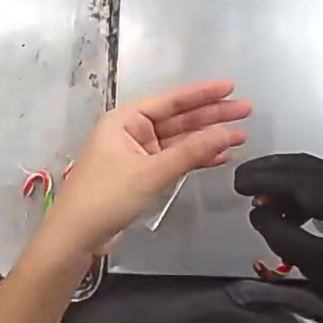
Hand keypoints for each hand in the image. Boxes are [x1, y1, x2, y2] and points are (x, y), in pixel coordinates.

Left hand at [39, 81, 250, 259]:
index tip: (230, 88)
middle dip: (211, 116)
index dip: (202, 94)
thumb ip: (190, 153)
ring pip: (178, 140)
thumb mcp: (151, 173)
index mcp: (125, 120)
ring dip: (207, 139)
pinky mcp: (141, 174)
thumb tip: (226, 134)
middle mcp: (131, 132)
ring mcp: (137, 153)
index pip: (171, 100)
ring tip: (240, 135)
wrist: (77, 235)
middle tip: (245, 110)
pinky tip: (218, 156)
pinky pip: (173, 160)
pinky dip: (194, 159)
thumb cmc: (106, 197)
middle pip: (177, 118)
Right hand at [233, 153, 322, 322]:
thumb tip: (258, 214)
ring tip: (266, 203)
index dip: (260, 179)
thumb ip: (282, 234)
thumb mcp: (317, 265)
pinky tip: (296, 212)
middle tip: (244, 181)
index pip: (292, 178)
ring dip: (291, 183)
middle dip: (273, 171)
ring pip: (321, 176)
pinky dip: (311, 194)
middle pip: (306, 167)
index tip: (235, 184)